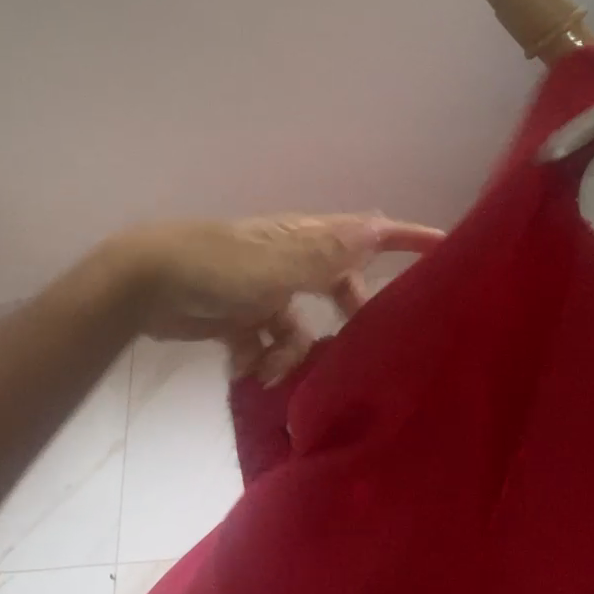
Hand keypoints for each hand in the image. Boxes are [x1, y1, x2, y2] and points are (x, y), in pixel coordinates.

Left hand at [97, 214, 444, 384]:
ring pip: (301, 326)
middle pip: (339, 285)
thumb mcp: (277, 264)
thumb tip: (380, 224)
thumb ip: (328, 253)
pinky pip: (267, 343)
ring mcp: (263, 288)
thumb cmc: (215, 267)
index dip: (405, 238)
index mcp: (303, 238)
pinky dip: (262, 359)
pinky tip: (247, 369)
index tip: (447, 247)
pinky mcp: (238, 317)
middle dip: (351, 314)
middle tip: (363, 348)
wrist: (146, 283)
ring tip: (276, 370)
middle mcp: (288, 259)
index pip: (365, 231)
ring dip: (296, 352)